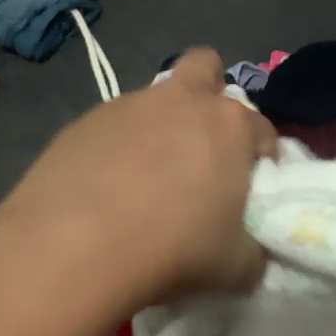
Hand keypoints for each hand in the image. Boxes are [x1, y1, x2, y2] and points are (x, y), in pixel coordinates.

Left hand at [0, 48, 277, 308]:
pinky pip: (110, 129)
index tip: (250, 186)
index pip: (262, 128)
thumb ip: (253, 255)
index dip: (261, 155)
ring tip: (143, 183)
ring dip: (156, 128)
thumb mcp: (234, 269)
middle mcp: (184, 100)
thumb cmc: (172, 249)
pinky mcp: (84, 122)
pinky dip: (113, 151)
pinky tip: (101, 192)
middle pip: (205, 66)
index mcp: (230, 125)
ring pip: (153, 101)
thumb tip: (252, 256)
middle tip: (201, 143)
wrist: (72, 248)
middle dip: (209, 91)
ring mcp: (130, 105)